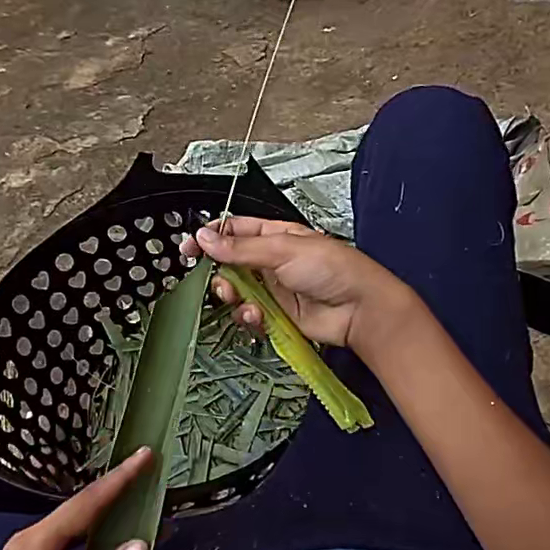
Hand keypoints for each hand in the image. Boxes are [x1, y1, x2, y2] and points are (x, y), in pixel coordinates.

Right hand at [179, 217, 412, 353]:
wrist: (359, 310)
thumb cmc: (334, 270)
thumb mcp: (283, 250)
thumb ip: (241, 248)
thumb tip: (206, 238)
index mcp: (275, 236)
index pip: (234, 231)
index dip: (211, 238)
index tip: (190, 249)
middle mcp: (271, 262)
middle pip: (230, 265)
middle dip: (220, 274)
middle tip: (219, 281)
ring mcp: (273, 290)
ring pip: (237, 293)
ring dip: (233, 298)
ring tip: (242, 301)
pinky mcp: (277, 315)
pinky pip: (250, 316)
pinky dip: (248, 317)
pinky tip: (258, 316)